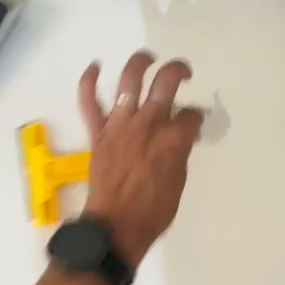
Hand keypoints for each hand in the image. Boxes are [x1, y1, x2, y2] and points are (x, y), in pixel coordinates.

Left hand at [76, 51, 204, 265]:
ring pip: (129, 80)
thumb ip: (180, 153)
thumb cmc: (152, 212)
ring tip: (148, 57)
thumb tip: (182, 137)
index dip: (196, 116)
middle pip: (167, 82)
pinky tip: (95, 66)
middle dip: (179, 70)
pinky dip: (88, 81)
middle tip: (183, 72)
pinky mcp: (98, 132)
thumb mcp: (178, 182)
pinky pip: (89, 101)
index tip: (194, 122)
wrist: (115, 227)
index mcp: (173, 139)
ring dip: (140, 62)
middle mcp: (148, 124)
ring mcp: (120, 125)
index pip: (191, 114)